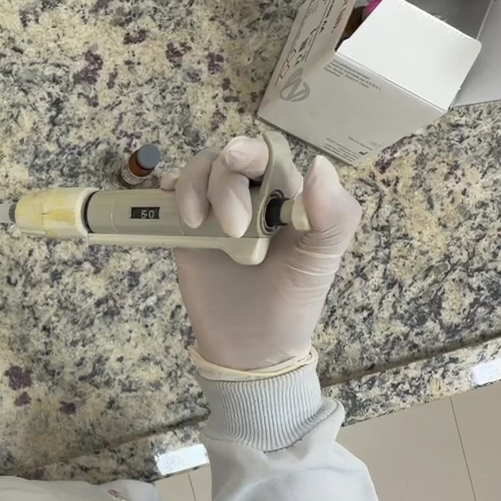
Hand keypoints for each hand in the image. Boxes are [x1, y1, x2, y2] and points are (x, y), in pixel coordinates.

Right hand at [163, 135, 360, 373]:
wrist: (250, 348)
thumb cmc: (291, 304)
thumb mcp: (322, 261)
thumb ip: (332, 215)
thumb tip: (318, 164)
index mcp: (285, 197)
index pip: (266, 155)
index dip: (250, 152)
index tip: (237, 163)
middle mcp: (249, 198)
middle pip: (226, 161)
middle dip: (224, 186)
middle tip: (234, 230)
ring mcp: (214, 216)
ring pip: (197, 173)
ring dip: (191, 187)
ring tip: (196, 224)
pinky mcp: (186, 235)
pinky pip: (173, 200)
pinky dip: (168, 191)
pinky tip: (168, 200)